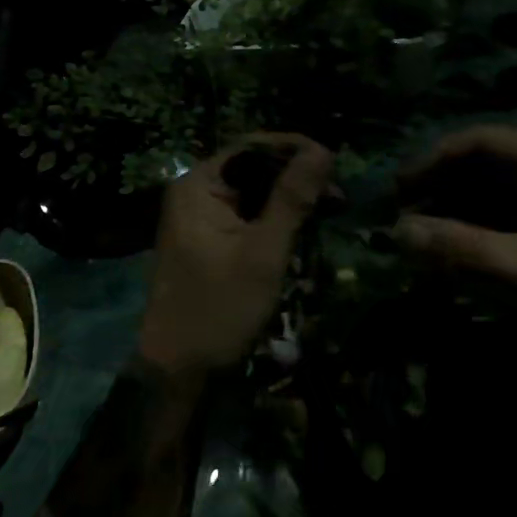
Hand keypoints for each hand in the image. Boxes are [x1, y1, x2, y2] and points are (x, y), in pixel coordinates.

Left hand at [140, 133, 333, 375]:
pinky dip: (276, 215)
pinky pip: (248, 212)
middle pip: (253, 166)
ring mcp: (200, 215)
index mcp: (198, 185)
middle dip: (296, 174)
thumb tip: (323, 150)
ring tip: (331, 206)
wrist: (179, 370)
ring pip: (254, 190)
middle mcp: (195, 191)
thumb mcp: (264, 252)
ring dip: (290, 196)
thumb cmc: (220, 308)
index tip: (333, 161)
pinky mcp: (210, 237)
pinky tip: (305, 224)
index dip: (295, 147)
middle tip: (338, 191)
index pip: (252, 146)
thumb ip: (292, 198)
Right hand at [394, 126, 516, 381]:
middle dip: (444, 196)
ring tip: (427, 253)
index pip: (479, 141)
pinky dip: (489, 246)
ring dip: (464, 224)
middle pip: (488, 171)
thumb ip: (461, 249)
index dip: (432, 162)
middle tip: (406, 229)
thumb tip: (395, 233)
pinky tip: (466, 272)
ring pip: (503, 204)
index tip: (397, 195)